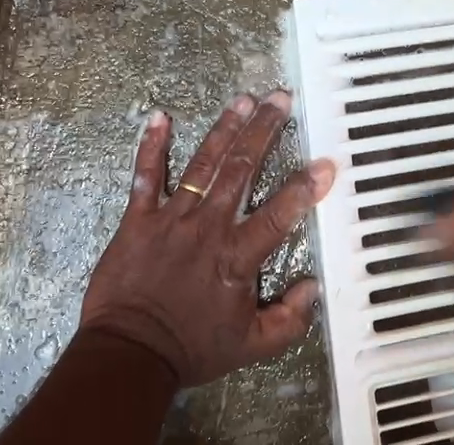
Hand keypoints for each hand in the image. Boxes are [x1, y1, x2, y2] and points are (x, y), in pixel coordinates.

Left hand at [78, 90, 336, 386]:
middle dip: (263, 131)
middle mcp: (208, 226)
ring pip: (202, 164)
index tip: (326, 163)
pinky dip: (152, 146)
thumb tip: (313, 286)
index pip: (277, 215)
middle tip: (280, 99)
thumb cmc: (192, 348)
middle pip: (240, 169)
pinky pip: (146, 176)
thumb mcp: (250, 347)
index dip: (304, 188)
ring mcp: (171, 218)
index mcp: (236, 257)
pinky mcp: (139, 218)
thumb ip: (288, 319)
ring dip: (224, 129)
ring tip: (243, 99)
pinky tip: (159, 117)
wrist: (127, 355)